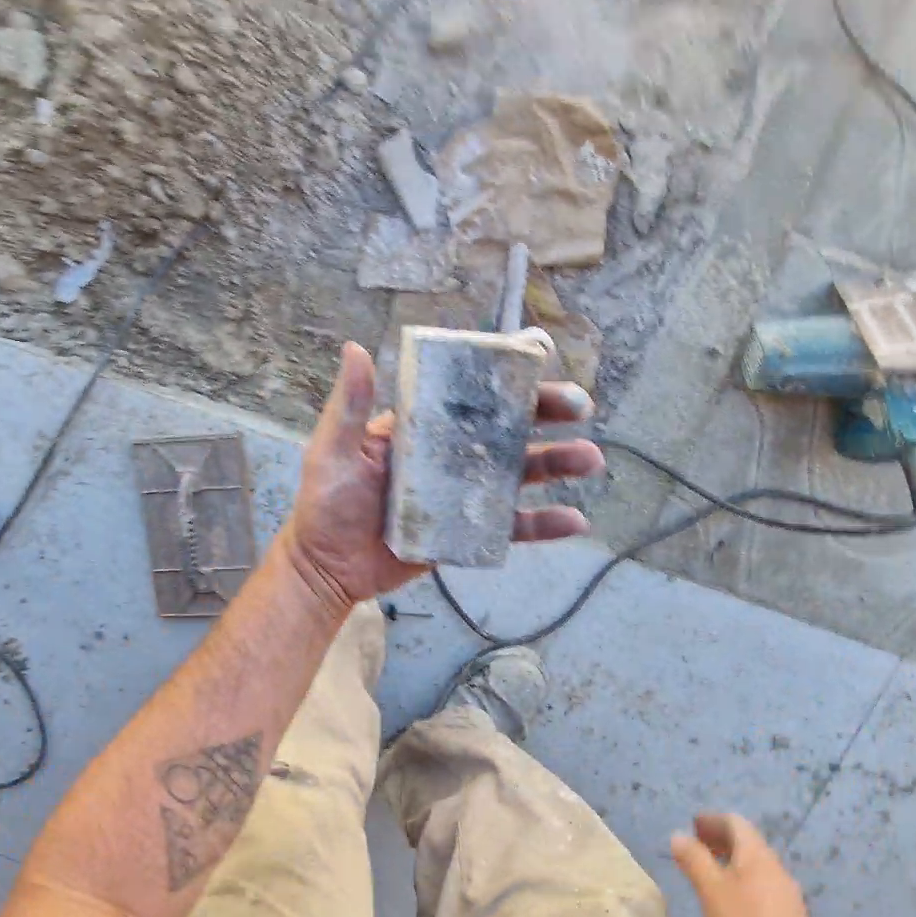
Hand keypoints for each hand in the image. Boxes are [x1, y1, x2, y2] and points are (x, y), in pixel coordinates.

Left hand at [281, 341, 604, 611]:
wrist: (326, 568)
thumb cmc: (325, 504)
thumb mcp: (333, 450)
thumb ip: (349, 405)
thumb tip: (355, 348)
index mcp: (421, 429)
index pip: (469, 395)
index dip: (505, 379)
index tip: (540, 360)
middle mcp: (447, 456)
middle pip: (505, 429)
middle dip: (546, 415)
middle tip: (581, 408)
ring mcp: (461, 495)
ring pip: (518, 474)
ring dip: (557, 464)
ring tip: (590, 459)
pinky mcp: (467, 532)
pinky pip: (511, 526)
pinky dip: (543, 524)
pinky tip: (574, 519)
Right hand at [671, 813, 818, 916]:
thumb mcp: (709, 888)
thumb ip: (693, 858)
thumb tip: (678, 835)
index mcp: (757, 855)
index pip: (736, 823)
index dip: (712, 820)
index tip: (692, 826)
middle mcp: (776, 868)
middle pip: (748, 842)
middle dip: (721, 839)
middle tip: (697, 846)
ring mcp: (786, 893)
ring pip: (756, 865)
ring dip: (731, 860)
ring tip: (710, 872)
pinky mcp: (789, 915)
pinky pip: (762, 884)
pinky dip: (742, 879)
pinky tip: (732, 900)